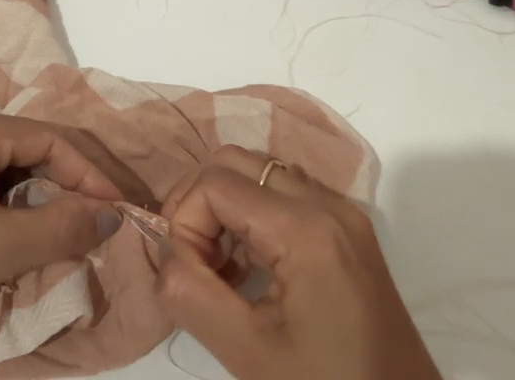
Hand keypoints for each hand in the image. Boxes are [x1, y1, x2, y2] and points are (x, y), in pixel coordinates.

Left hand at [0, 112, 126, 379]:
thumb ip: (62, 226)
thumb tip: (113, 213)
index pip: (48, 138)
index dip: (92, 174)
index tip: (125, 213)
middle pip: (27, 144)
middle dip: (72, 180)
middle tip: (110, 218)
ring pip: (5, 163)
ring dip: (44, 192)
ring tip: (78, 225)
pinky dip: (12, 201)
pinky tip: (30, 226)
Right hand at [155, 146, 439, 379]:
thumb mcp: (247, 352)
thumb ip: (188, 292)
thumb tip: (164, 252)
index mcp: (306, 228)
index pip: (213, 183)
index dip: (184, 222)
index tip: (187, 274)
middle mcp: (329, 204)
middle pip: (235, 161)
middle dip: (199, 204)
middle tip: (194, 261)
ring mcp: (344, 216)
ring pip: (259, 173)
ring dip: (225, 208)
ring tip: (220, 269)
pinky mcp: (350, 234)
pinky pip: (284, 195)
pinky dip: (252, 216)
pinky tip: (249, 269)